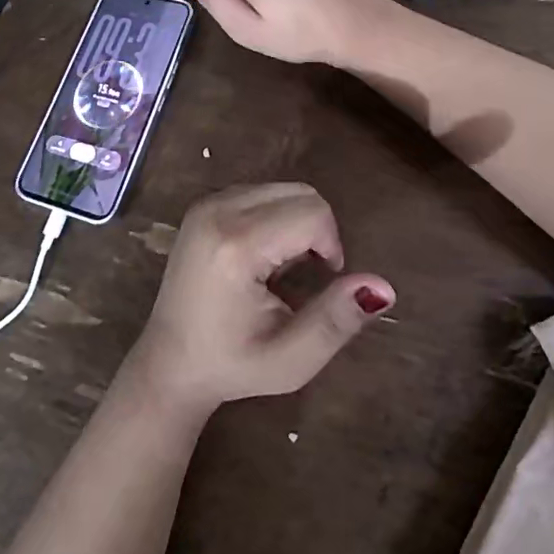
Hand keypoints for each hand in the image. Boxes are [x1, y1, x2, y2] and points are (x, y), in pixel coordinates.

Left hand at [124, 183, 394, 413]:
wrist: (168, 364)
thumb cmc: (232, 365)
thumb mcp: (292, 359)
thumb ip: (337, 319)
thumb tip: (384, 287)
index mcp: (236, 246)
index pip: (313, 214)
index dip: (331, 246)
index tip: (321, 282)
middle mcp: (218, 211)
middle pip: (302, 193)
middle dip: (317, 231)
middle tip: (303, 277)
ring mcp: (207, 203)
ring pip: (285, 188)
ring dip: (298, 223)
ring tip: (280, 269)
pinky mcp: (204, 203)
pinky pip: (263, 191)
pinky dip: (278, 216)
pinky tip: (263, 255)